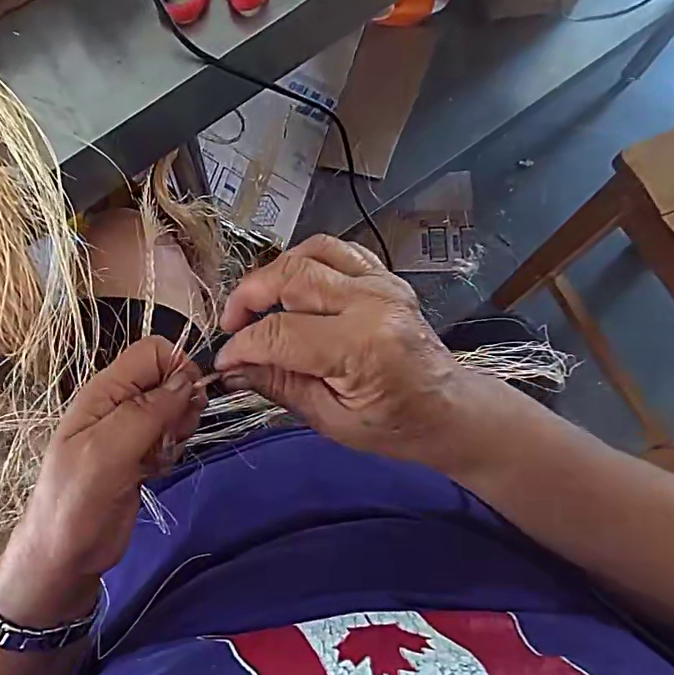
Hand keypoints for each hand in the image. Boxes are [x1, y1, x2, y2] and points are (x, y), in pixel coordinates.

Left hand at [0, 337, 205, 628]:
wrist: (64, 554)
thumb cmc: (77, 500)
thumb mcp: (108, 451)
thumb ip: (148, 410)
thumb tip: (188, 379)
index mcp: (106, 390)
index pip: (153, 352)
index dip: (177, 368)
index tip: (187, 402)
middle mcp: (119, 404)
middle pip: (169, 379)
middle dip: (181, 405)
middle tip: (170, 437)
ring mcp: (130, 431)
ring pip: (174, 409)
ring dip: (177, 432)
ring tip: (157, 458)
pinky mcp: (140, 456)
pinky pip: (169, 438)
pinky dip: (171, 452)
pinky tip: (154, 472)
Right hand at [214, 235, 531, 468]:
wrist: (448, 409)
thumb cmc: (394, 425)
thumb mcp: (329, 419)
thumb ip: (277, 384)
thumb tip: (231, 368)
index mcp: (361, 348)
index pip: (279, 333)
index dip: (241, 347)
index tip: (224, 363)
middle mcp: (371, 304)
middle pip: (289, 276)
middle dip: (247, 298)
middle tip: (231, 326)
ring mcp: (381, 283)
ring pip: (309, 252)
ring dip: (273, 274)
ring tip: (258, 302)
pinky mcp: (384, 275)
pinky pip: (336, 249)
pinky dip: (305, 261)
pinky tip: (293, 285)